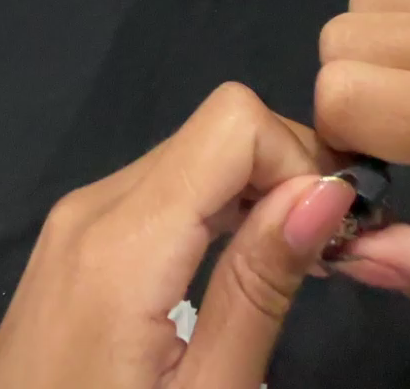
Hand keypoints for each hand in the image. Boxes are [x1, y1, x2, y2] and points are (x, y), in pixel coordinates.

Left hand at [0, 83, 358, 388]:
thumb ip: (259, 287)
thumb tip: (327, 190)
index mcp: (123, 241)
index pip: (233, 122)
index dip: (295, 160)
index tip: (330, 232)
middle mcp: (96, 202)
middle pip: (217, 129)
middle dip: (285, 173)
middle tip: (325, 252)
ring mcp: (80, 213)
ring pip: (196, 150)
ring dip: (257, 187)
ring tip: (293, 260)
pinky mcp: (79, 231)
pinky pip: (167, 182)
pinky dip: (219, 201)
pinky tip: (242, 258)